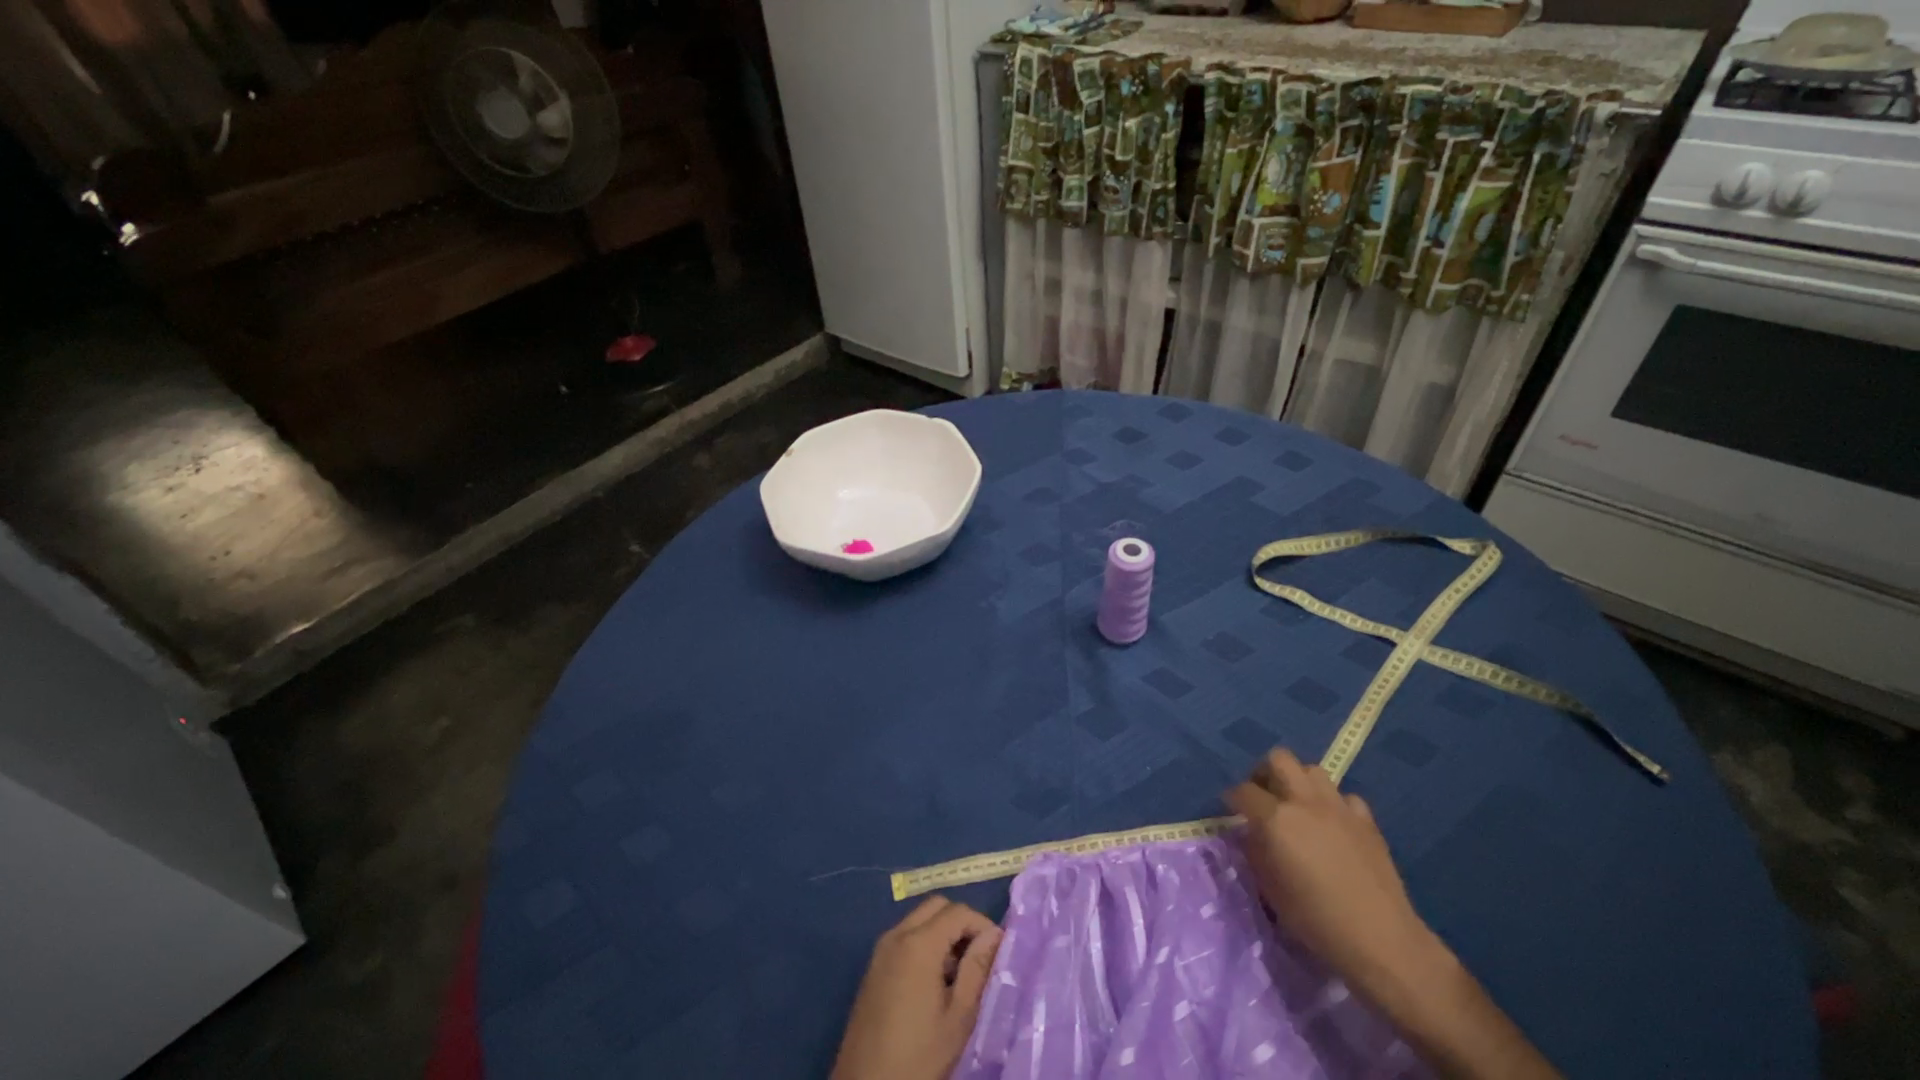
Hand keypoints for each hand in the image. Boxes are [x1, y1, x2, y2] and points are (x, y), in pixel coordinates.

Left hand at [831, 896, 1002, 1079]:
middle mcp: (895, 936)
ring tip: (960, 974)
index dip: (983, 926)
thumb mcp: (959, 1015)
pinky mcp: (873, 967)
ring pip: (919, 920)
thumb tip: (994, 935)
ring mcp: (880, 951)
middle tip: (979, 958)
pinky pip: (904, 938)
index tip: (996, 954)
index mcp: (918, 944)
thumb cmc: (919, 1054)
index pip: (958, 911)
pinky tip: (935, 982)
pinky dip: (924, 945)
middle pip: (936, 907)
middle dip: (962, 923)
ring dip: (943, 933)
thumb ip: (977, 969)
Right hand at [1225, 747, 1434, 988]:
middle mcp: (1305, 802)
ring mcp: (1340, 808)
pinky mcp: (1366, 820)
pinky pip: (1345, 797)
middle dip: (1264, 774)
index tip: (1230, 811)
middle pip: (1279, 760)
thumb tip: (1252, 834)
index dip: (1232, 798)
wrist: (1378, 936)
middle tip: (1263, 797)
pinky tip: (1332, 826)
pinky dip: (1333, 805)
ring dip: (1299, 783)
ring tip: (1297, 808)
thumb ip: (1256, 852)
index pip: (1243, 791)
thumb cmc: (1315, 919)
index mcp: (1276, 819)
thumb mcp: (1270, 889)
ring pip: (1313, 771)